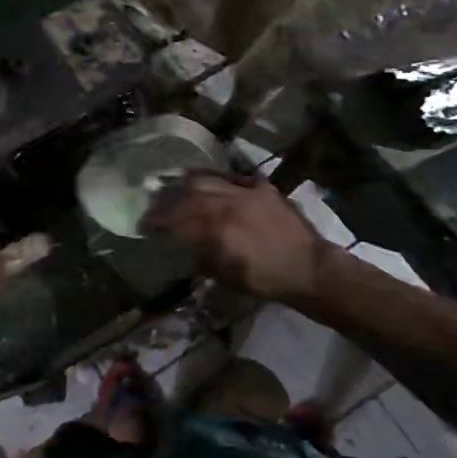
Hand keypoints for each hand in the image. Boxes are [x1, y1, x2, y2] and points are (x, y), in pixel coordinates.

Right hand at [143, 172, 335, 301]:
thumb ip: (205, 259)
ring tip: (175, 187)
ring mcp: (246, 193)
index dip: (160, 223)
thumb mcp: (229, 277)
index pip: (179, 223)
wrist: (310, 268)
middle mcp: (229, 206)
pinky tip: (207, 180)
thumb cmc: (268, 280)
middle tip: (157, 207)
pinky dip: (215, 178)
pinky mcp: (262, 188)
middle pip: (189, 197)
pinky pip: (232, 177)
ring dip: (187, 186)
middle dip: (169, 203)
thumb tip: (189, 249)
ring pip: (208, 181)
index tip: (147, 224)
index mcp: (219, 232)